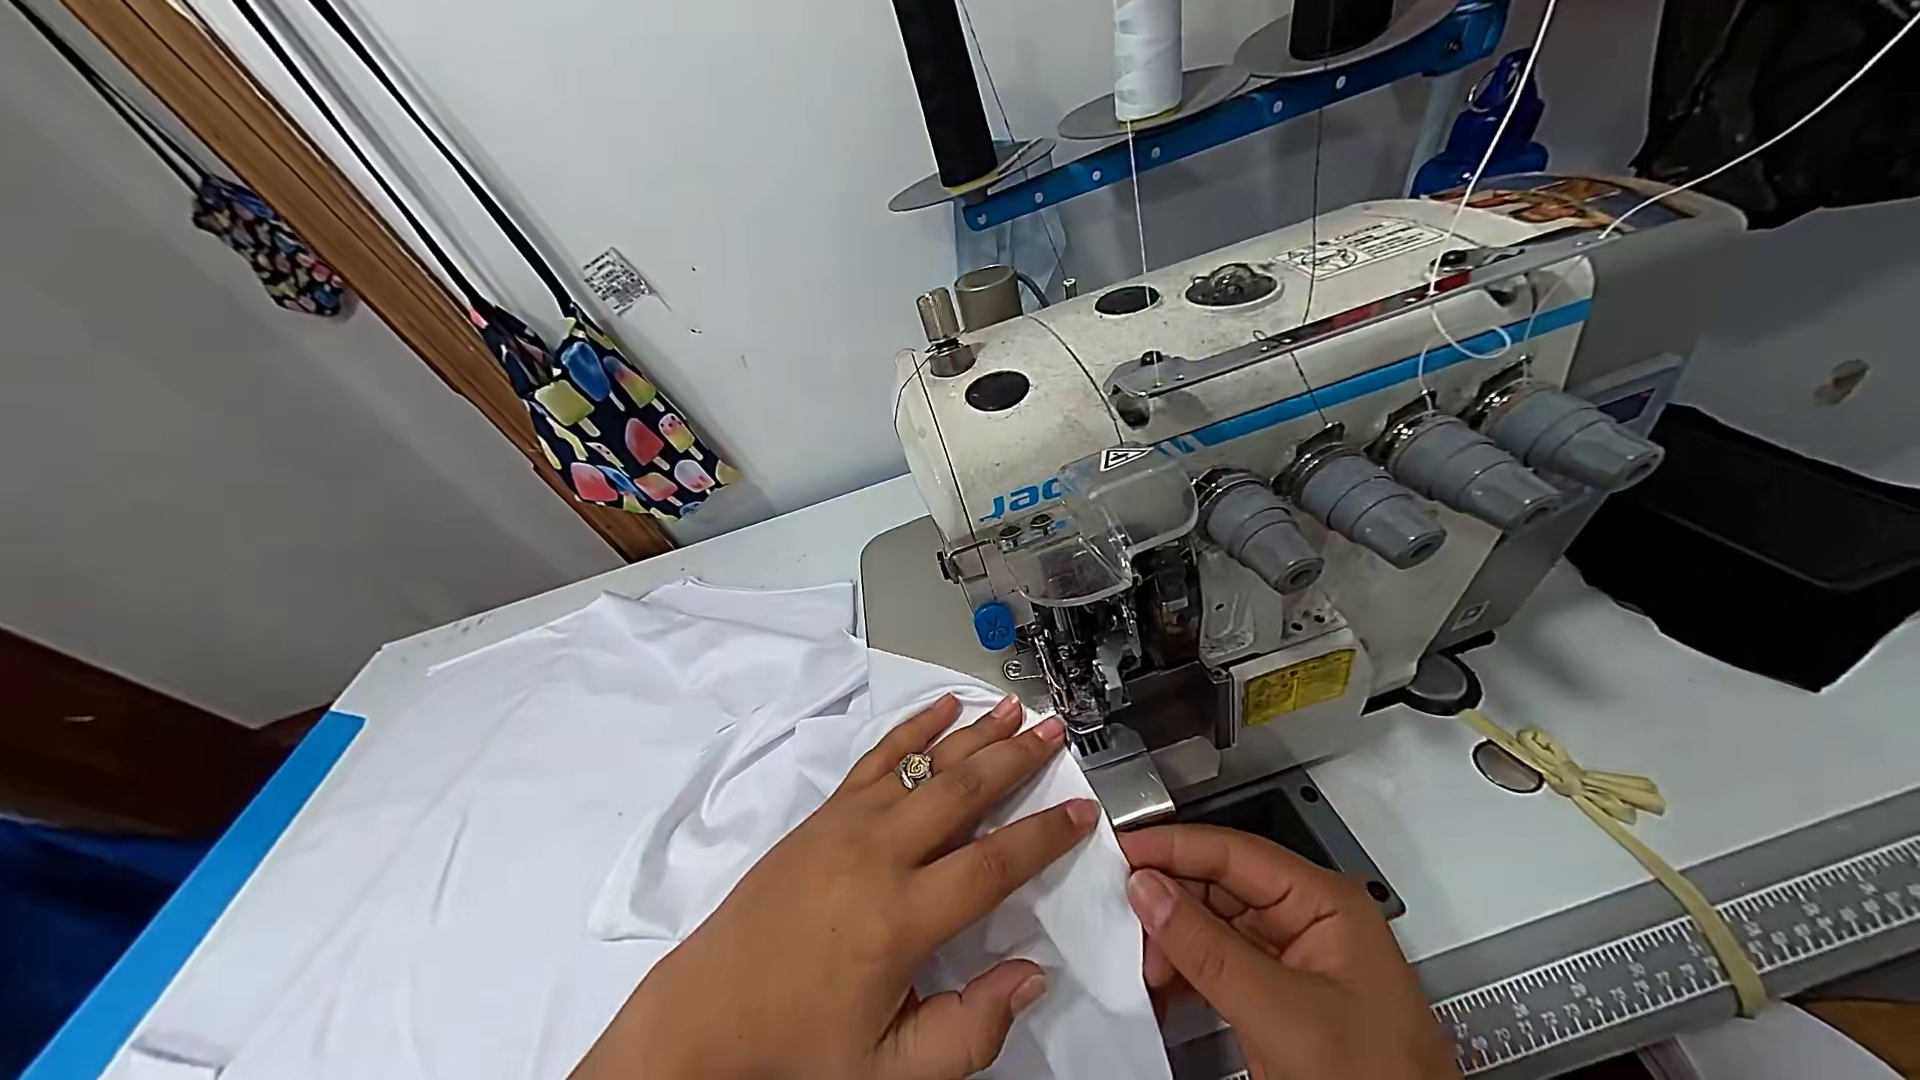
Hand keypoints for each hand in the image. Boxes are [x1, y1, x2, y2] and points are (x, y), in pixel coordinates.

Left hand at [572, 694, 1099, 1079]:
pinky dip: (912, 729)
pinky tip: (941, 710)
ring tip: (1013, 709)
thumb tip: (1031, 975)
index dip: (1044, 836)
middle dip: (1016, 759)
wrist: (701, 1023)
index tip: (1082, 811)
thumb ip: (968, 1031)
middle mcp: (877, 854)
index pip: (993, 865)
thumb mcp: (886, 1073)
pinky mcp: (824, 813)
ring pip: (925, 764)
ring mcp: (847, 823)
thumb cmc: (795, 1050)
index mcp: (899, 918)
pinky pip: (877, 759)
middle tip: (1054, 733)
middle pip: (963, 791)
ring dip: (974, 733)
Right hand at [1121, 825, 1455, 1079]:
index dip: (1173, 847)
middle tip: (1122, 909)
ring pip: (1209, 921)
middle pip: (1216, 882)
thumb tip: (1150, 891)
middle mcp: (1305, 920)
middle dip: (1167, 898)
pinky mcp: (1272, 992)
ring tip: (1143, 958)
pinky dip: (1182, 968)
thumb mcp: (1288, 1017)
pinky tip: (1161, 982)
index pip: (1233, 851)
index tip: (1124, 852)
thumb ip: (1211, 949)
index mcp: (1325, 904)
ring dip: (1170, 937)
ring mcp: (1287, 957)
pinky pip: (1213, 960)